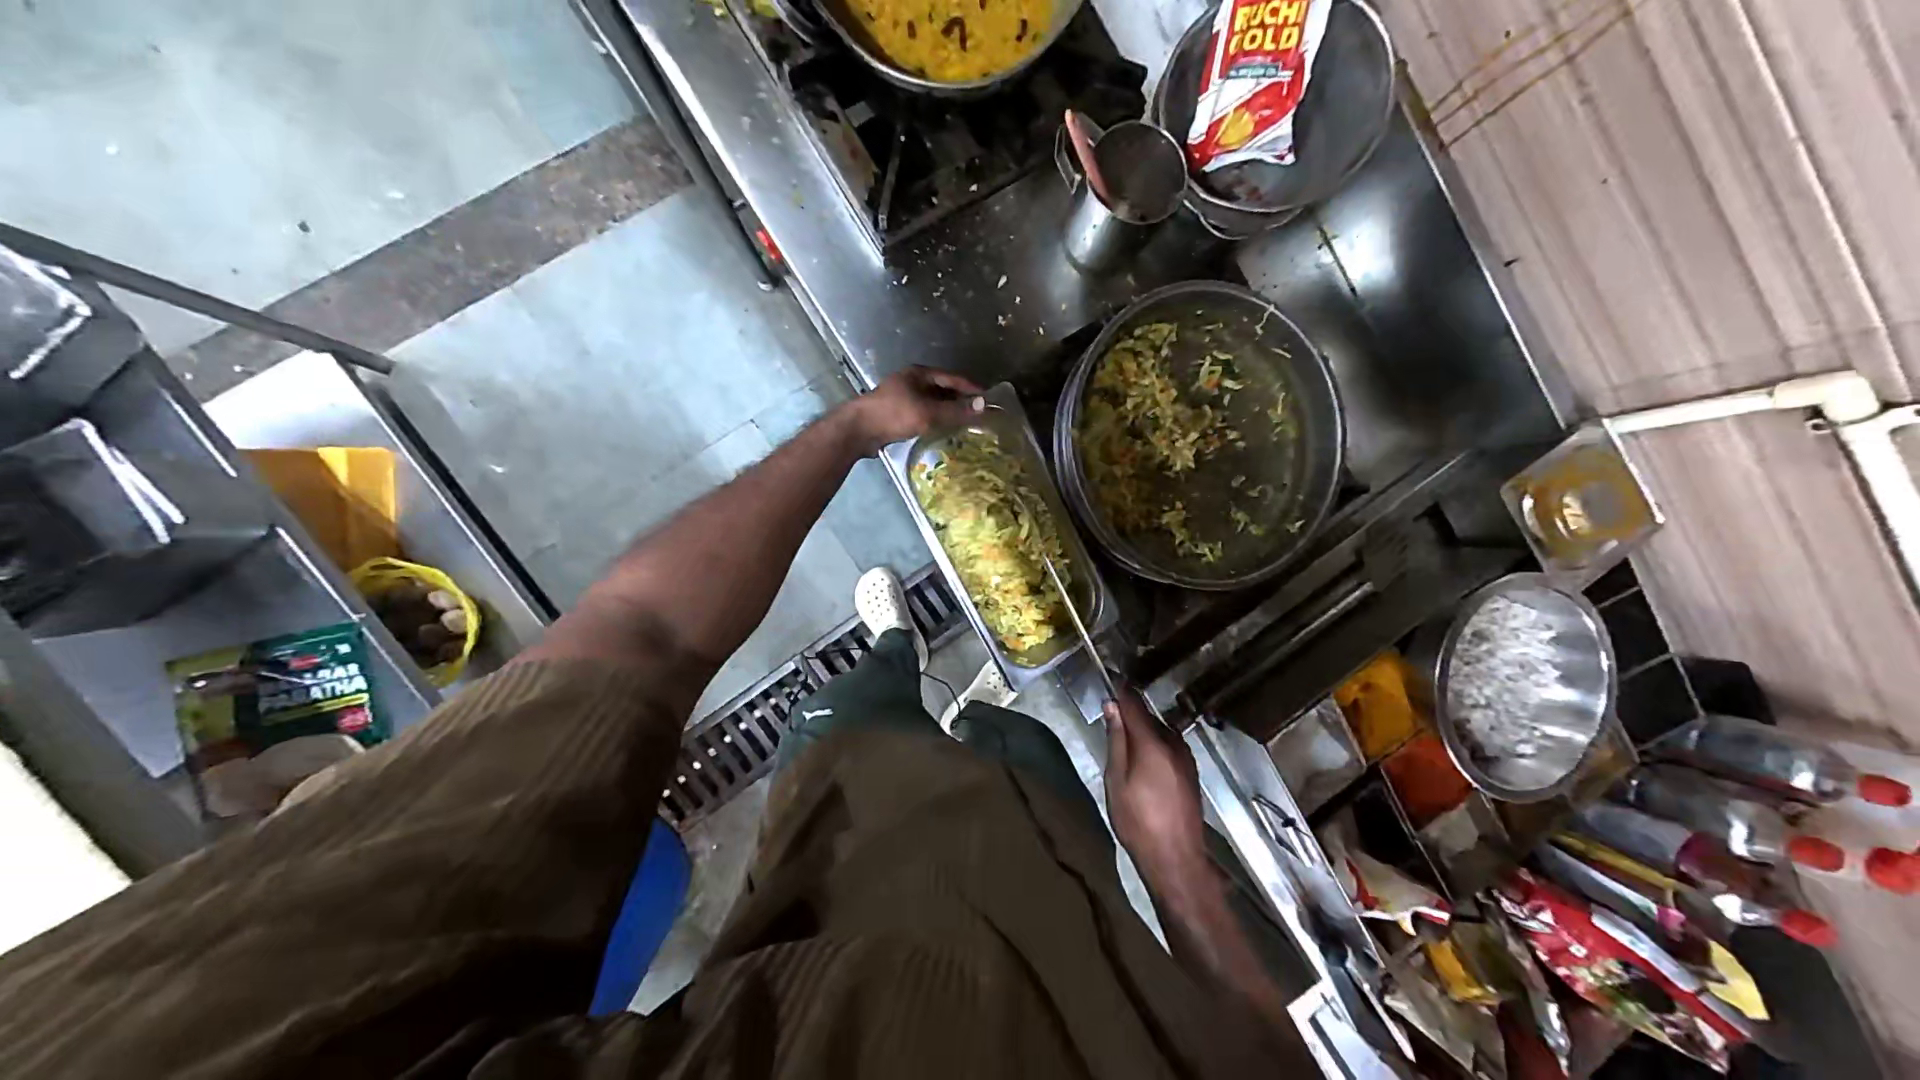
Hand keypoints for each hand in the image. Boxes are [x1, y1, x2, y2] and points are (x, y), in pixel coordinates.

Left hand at [843, 366, 985, 454]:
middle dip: (961, 400)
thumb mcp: (929, 412)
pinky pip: (923, 415)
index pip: (953, 378)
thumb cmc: (894, 414)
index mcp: (919, 374)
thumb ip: (955, 410)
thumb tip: (983, 405)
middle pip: (943, 390)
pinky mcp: (897, 414)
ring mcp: (903, 398)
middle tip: (980, 414)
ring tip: (967, 424)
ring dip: (948, 412)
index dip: (971, 388)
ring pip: (933, 403)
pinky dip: (936, 421)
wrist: (858, 430)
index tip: (988, 398)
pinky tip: (944, 431)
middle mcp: (912, 382)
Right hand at [1104, 687, 1207, 884]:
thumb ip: (1116, 740)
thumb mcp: (1116, 780)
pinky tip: (1141, 760)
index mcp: (1153, 743)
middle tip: (1109, 714)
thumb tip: (1112, 707)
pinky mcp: (1190, 772)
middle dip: (1130, 712)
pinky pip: (1168, 746)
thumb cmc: (1138, 820)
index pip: (1135, 704)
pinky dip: (1153, 744)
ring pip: (1160, 731)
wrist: (1177, 858)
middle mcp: (1174, 744)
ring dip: (1142, 729)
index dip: (1121, 690)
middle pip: (1149, 717)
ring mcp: (1186, 758)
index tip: (1110, 677)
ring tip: (1122, 739)